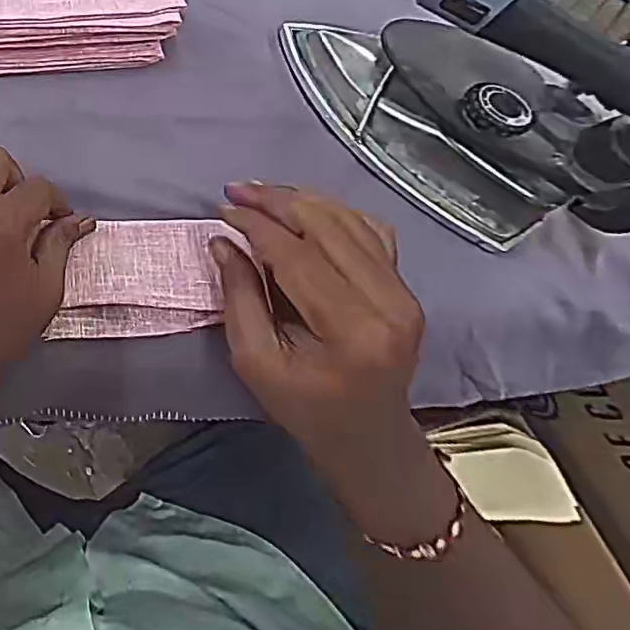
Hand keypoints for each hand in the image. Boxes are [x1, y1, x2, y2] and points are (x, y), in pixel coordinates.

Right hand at [209, 183, 425, 468]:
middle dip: (277, 201)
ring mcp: (404, 293)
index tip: (223, 211)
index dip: (256, 226)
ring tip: (262, 195)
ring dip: (303, 200)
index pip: (297, 255)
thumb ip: (239, 297)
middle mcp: (389, 303)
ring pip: (351, 221)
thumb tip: (224, 241)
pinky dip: (334, 212)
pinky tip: (304, 210)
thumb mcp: (255, 361)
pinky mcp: (405, 288)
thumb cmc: (305, 408)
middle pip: (328, 226)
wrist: (367, 437)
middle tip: (238, 191)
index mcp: (352, 331)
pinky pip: (370, 231)